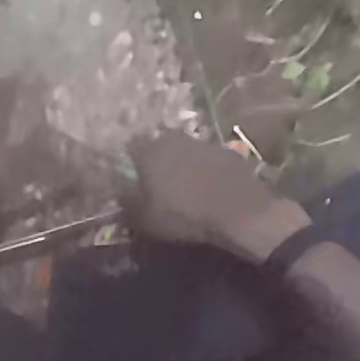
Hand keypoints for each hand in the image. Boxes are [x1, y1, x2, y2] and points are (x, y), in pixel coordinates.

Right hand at [129, 133, 309, 263]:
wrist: (240, 212)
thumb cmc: (185, 216)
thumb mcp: (146, 221)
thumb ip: (128, 206)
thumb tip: (119, 197)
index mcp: (150, 151)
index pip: (131, 147)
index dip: (130, 163)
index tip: (132, 180)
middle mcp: (174, 139)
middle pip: (159, 146)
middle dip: (157, 162)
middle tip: (159, 186)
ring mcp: (203, 143)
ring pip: (184, 151)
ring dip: (182, 166)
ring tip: (185, 190)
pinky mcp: (227, 152)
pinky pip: (207, 160)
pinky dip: (205, 172)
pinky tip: (209, 191)